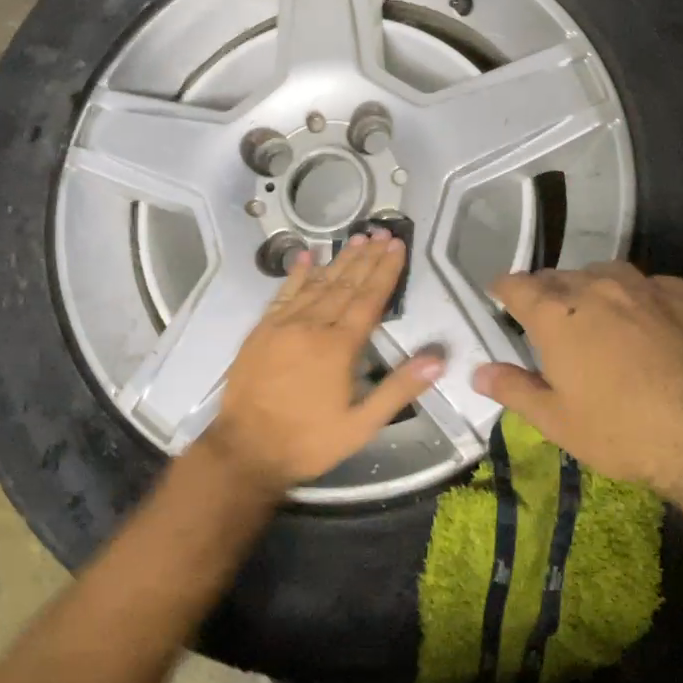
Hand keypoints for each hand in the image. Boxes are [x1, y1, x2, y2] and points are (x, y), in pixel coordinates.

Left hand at [199, 228, 444, 491]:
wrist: (245, 450)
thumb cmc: (308, 442)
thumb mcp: (361, 425)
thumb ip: (398, 389)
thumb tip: (437, 359)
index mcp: (339, 347)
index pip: (369, 300)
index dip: (385, 271)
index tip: (398, 246)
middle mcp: (311, 326)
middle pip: (345, 285)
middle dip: (366, 258)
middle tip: (382, 232)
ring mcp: (282, 325)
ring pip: (317, 284)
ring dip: (339, 260)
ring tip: (357, 239)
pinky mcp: (261, 331)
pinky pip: (283, 294)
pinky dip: (298, 274)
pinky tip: (308, 257)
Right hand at [473, 263, 682, 503]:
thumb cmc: (624, 432)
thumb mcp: (557, 422)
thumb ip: (514, 389)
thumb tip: (478, 372)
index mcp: (556, 316)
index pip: (517, 285)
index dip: (502, 289)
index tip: (498, 297)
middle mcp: (596, 288)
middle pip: (558, 276)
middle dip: (545, 292)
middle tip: (545, 319)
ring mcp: (643, 287)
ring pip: (603, 273)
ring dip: (589, 287)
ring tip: (593, 314)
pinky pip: (647, 284)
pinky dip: (634, 296)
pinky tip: (644, 321)